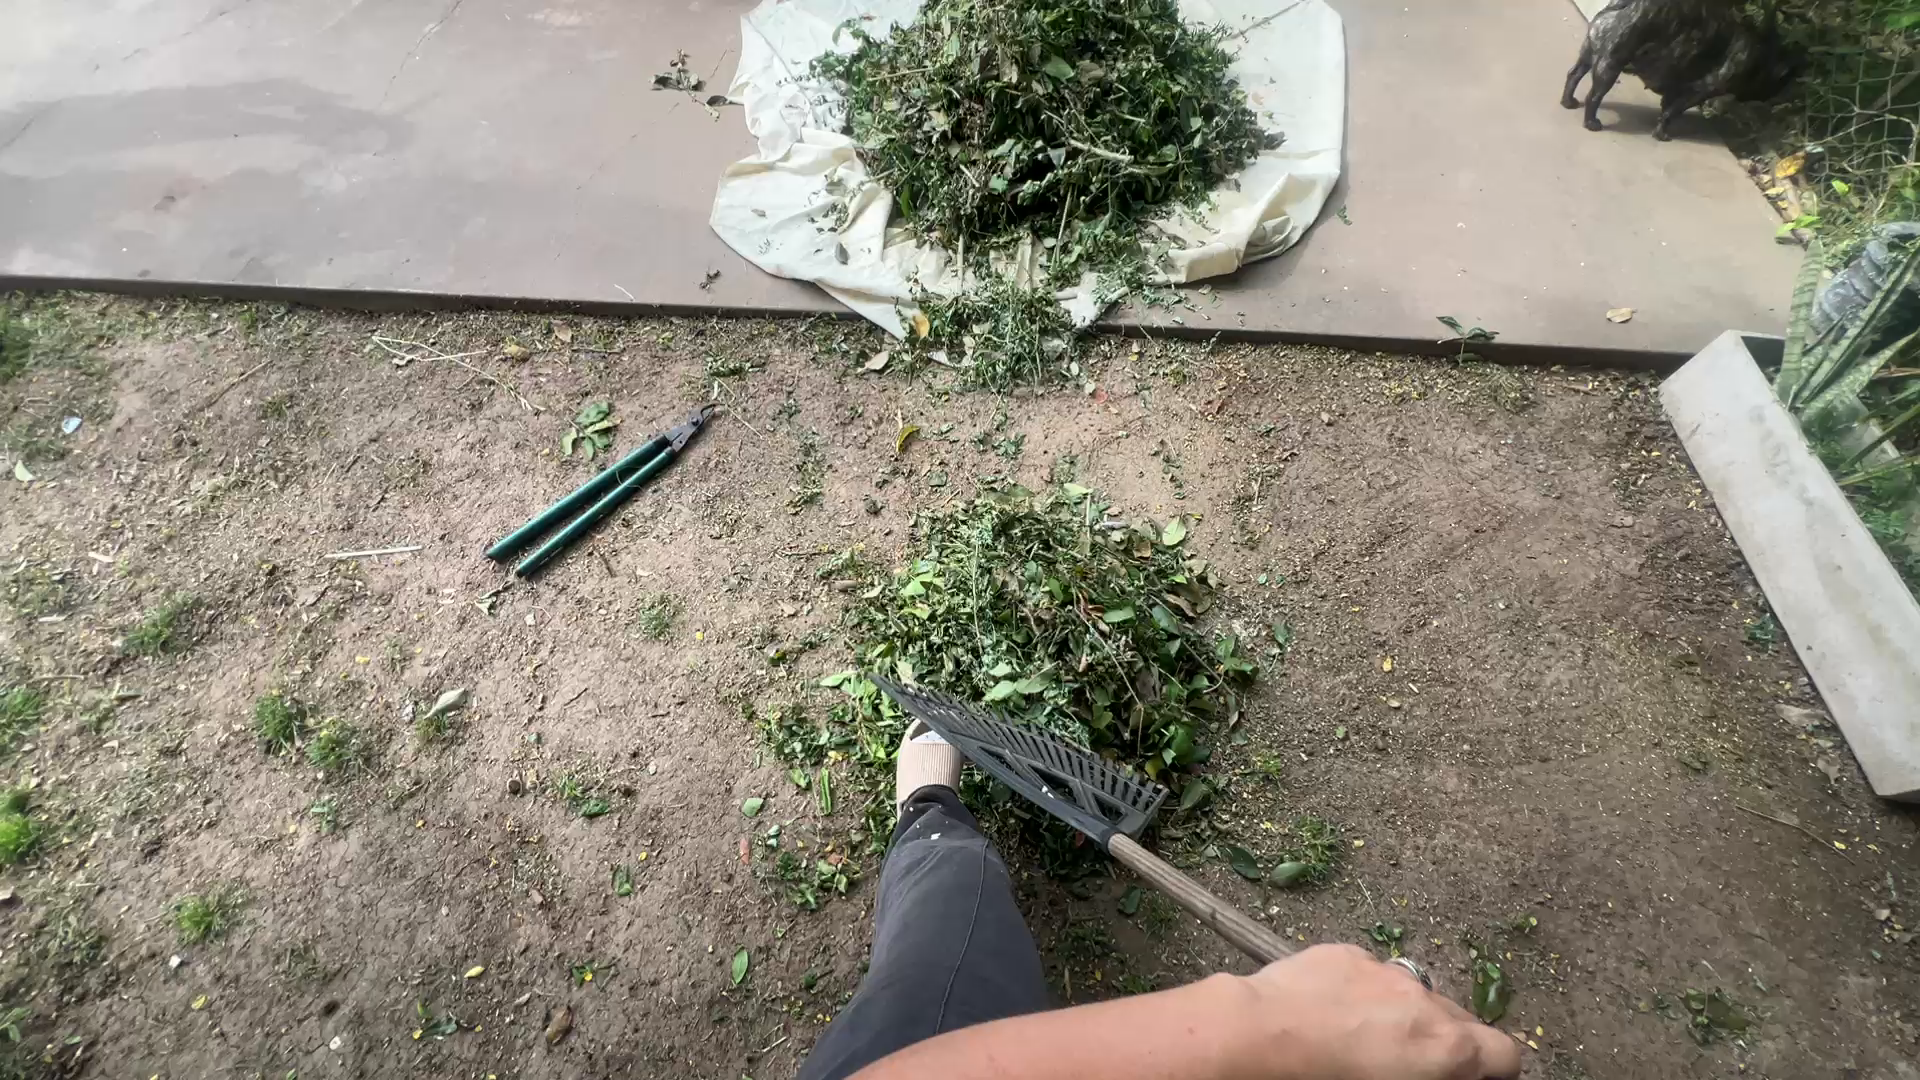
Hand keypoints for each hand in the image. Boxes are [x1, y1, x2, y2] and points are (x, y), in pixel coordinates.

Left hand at [1240, 945, 1521, 1079]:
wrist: (1269, 1035)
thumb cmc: (1332, 1079)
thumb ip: (1436, 1071)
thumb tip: (1442, 1066)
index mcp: (1448, 1045)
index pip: (1504, 1052)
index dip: (1494, 1069)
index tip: (1473, 1078)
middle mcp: (1422, 998)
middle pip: (1458, 1018)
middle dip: (1445, 1038)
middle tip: (1415, 1062)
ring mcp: (1380, 968)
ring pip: (1412, 990)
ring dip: (1404, 1009)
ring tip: (1372, 1033)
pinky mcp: (1342, 950)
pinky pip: (1368, 970)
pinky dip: (1364, 986)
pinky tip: (1336, 1006)